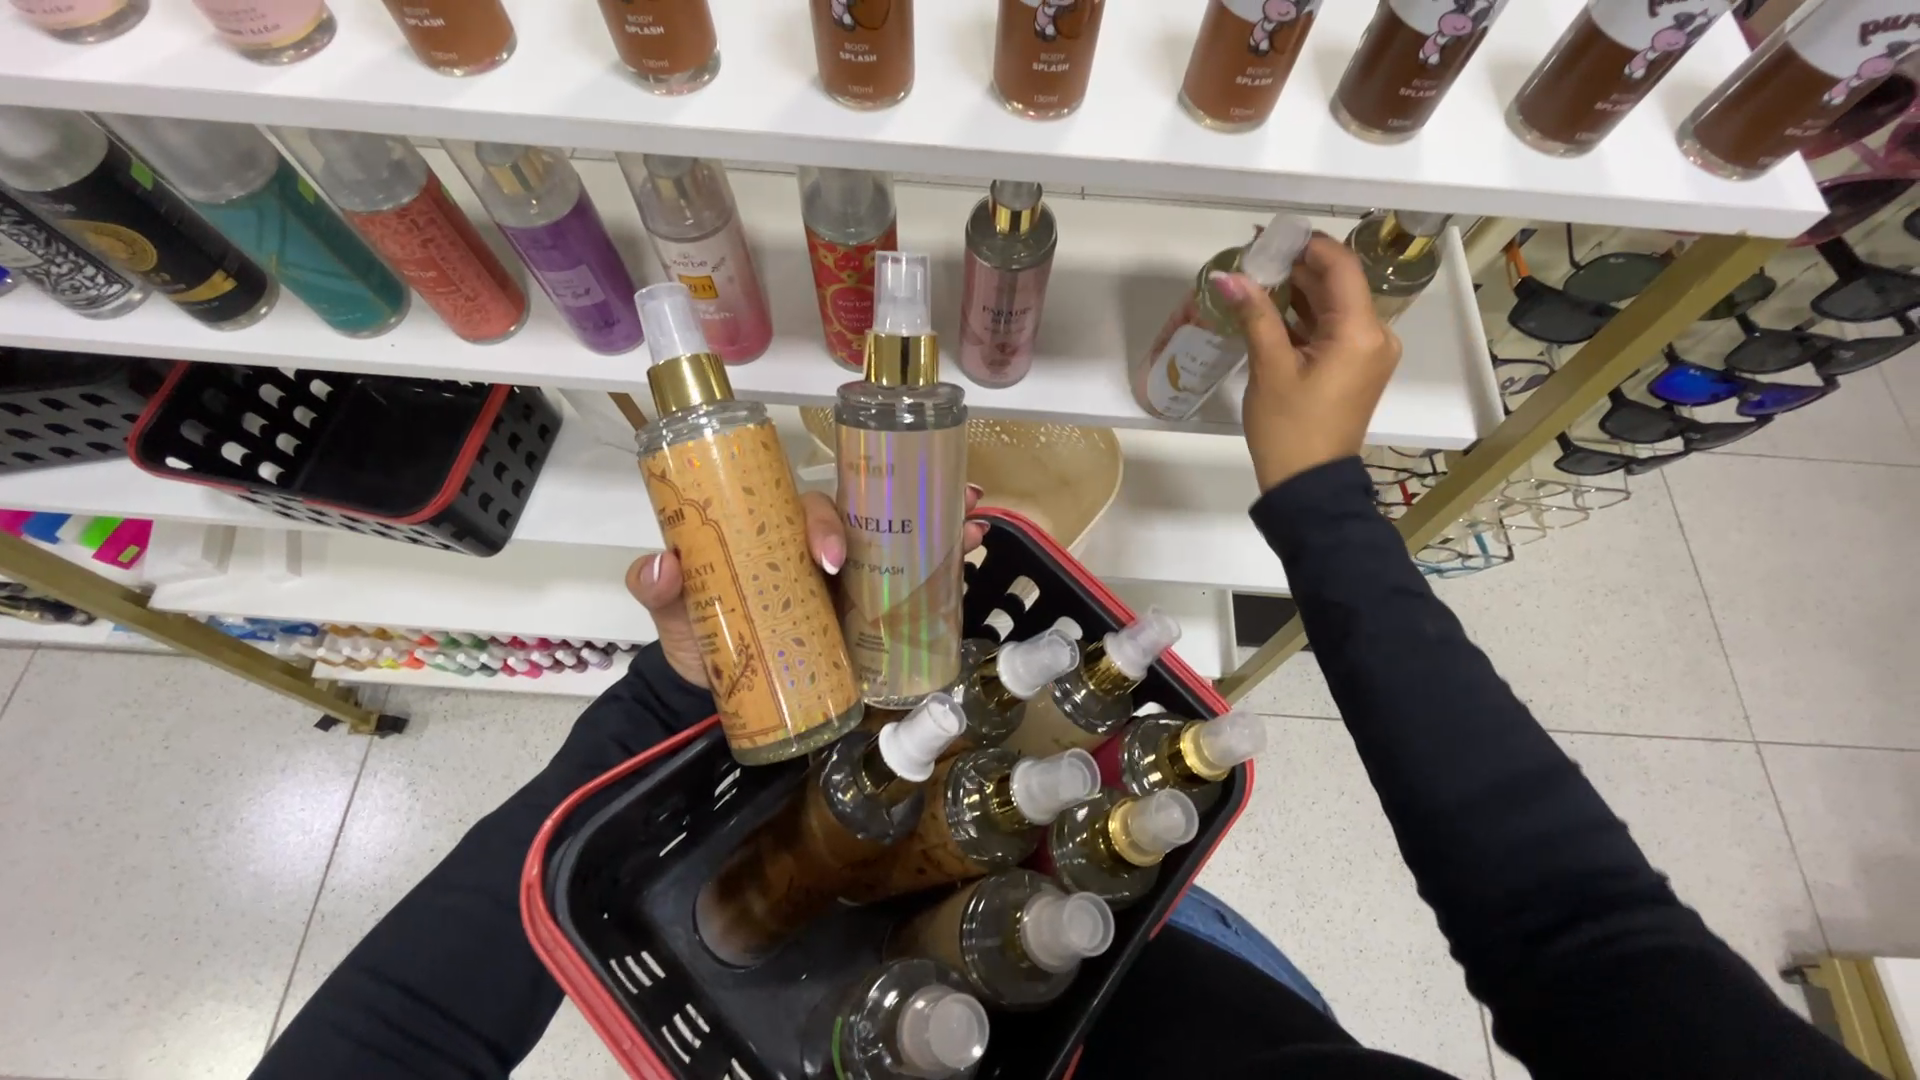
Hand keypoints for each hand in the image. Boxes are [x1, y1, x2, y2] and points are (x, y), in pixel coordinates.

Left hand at [628, 487, 991, 687]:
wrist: (719, 695)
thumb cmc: (699, 639)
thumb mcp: (677, 614)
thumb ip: (661, 590)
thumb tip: (663, 565)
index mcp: (774, 536)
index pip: (805, 513)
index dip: (825, 523)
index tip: (832, 559)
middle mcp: (815, 548)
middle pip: (865, 515)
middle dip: (910, 502)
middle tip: (951, 502)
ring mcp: (846, 579)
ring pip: (895, 541)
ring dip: (938, 526)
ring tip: (972, 526)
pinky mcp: (865, 612)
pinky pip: (904, 583)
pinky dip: (937, 569)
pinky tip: (967, 554)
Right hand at [1214, 234, 1401, 492]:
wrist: (1307, 484)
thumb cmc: (1289, 428)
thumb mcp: (1269, 368)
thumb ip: (1255, 315)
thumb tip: (1227, 276)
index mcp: (1362, 332)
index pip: (1340, 267)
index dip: (1307, 245)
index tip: (1270, 236)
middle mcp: (1375, 336)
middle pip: (1339, 284)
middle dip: (1298, 267)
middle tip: (1254, 256)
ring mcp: (1367, 353)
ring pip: (1334, 306)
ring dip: (1299, 291)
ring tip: (1256, 280)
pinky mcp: (1355, 368)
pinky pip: (1333, 329)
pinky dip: (1305, 317)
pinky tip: (1272, 310)